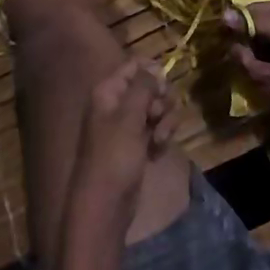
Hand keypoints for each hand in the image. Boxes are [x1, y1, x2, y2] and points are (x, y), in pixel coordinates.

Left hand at [71, 59, 173, 220]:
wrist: (106, 204)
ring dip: (164, 121)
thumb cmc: (114, 156)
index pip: (133, 65)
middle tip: (158, 115)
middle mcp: (117, 104)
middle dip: (161, 100)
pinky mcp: (137, 145)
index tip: (164, 85)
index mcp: (108, 91)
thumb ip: (143, 87)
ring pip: (156, 109)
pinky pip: (156, 129)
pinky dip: (161, 137)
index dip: (152, 71)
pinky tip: (158, 151)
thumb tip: (154, 67)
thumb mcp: (129, 117)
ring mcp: (127, 125)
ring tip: (160, 139)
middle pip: (149, 87)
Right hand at [225, 0, 269, 126]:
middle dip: (250, 55)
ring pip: (254, 59)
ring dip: (259, 71)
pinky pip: (265, 75)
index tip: (230, 39)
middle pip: (248, 37)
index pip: (250, 12)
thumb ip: (254, 23)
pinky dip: (269, 83)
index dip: (238, 26)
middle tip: (260, 67)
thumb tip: (223, 13)